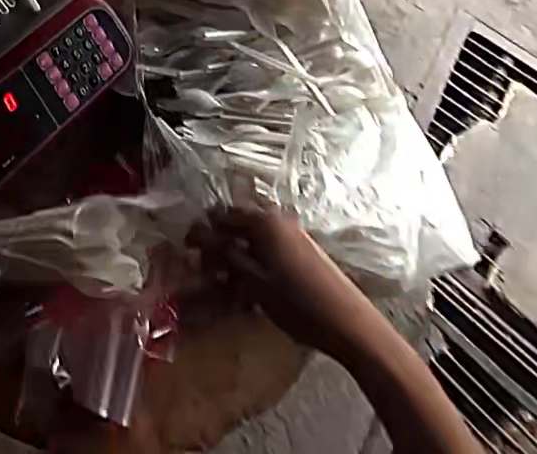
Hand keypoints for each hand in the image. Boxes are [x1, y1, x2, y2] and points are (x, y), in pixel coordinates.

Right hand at [190, 208, 380, 360]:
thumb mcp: (253, 280)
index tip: (188, 252)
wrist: (348, 321)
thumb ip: (225, 253)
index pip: (222, 215)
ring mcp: (293, 231)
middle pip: (239, 223)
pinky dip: (256, 260)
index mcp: (263, 220)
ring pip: (254, 236)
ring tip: (229, 284)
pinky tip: (252, 287)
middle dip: (221, 243)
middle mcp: (278, 217)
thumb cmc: (296, 302)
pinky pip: (270, 246)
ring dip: (238, 254)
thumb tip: (199, 232)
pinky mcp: (303, 247)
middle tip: (208, 271)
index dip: (203, 232)